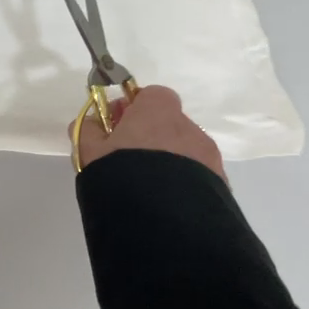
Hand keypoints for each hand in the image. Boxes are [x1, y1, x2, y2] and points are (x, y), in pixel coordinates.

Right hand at [73, 84, 225, 180]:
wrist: (164, 214)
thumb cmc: (121, 170)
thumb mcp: (88, 148)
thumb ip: (89, 129)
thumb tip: (95, 123)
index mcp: (157, 114)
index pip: (154, 93)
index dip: (135, 104)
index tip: (117, 121)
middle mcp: (188, 128)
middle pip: (169, 120)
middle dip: (149, 130)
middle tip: (126, 150)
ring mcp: (208, 154)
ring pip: (184, 145)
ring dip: (167, 153)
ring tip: (146, 176)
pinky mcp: (220, 179)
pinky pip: (197, 168)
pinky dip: (181, 173)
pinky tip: (163, 191)